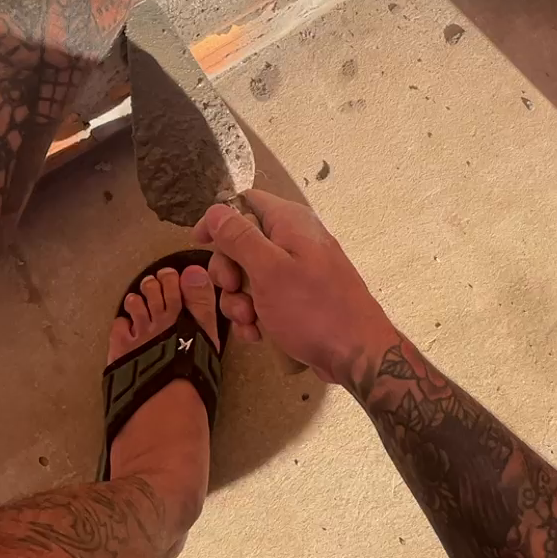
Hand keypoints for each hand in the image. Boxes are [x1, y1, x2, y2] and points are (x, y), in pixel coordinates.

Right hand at [192, 189, 400, 389]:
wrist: (356, 356)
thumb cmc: (313, 309)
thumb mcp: (268, 270)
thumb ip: (239, 237)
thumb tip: (216, 210)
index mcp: (289, 222)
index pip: (244, 202)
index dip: (219, 219)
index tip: (200, 243)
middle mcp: (293, 240)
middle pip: (241, 242)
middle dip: (228, 270)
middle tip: (232, 289)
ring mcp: (296, 271)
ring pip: (248, 276)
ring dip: (238, 300)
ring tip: (250, 321)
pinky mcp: (297, 299)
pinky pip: (263, 299)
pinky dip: (254, 315)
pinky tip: (258, 334)